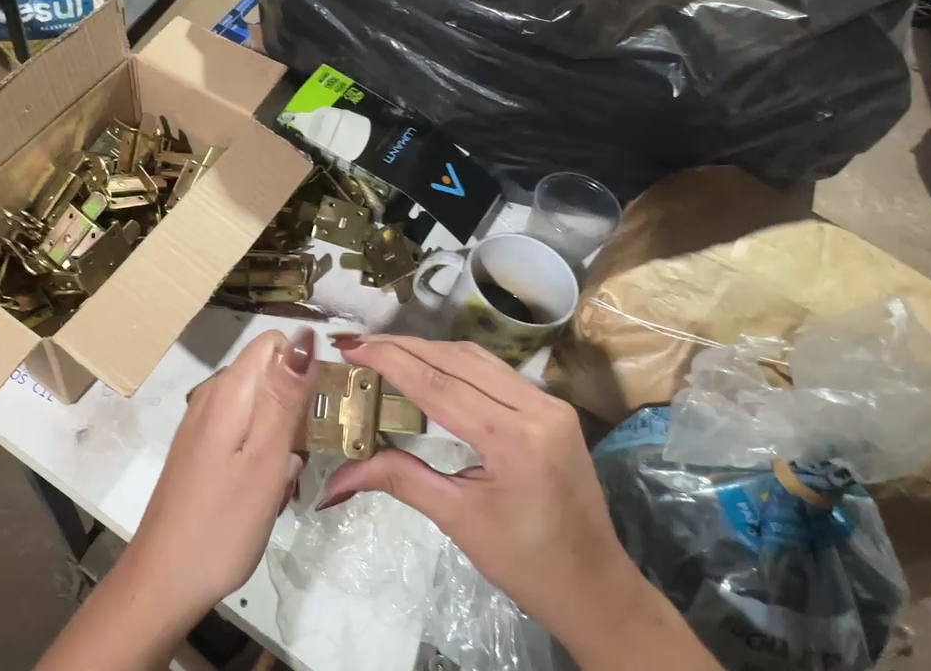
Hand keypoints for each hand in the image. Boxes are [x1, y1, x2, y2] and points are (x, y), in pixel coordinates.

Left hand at [36, 328, 317, 670]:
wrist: (165, 579)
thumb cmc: (222, 522)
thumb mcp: (266, 458)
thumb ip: (285, 395)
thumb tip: (304, 336)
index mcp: (229, 391)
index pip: (276, 345)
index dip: (306, 370)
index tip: (319, 416)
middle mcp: (212, 397)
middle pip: (271, 378)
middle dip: (296, 413)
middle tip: (298, 463)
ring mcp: (203, 425)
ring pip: (261, 412)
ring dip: (282, 443)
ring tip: (280, 486)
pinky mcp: (201, 451)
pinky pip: (245, 437)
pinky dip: (263, 459)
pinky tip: (262, 495)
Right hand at [320, 336, 712, 669]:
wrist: (596, 586)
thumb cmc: (526, 562)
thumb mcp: (457, 520)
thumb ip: (398, 480)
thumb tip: (334, 479)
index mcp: (513, 439)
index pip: (438, 384)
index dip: (390, 361)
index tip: (351, 347)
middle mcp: (536, 408)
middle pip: (457, 360)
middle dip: (403, 347)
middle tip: (358, 344)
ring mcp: (550, 403)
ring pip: (477, 358)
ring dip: (428, 349)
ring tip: (384, 350)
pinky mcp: (553, 407)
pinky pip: (495, 371)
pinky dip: (455, 362)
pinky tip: (427, 365)